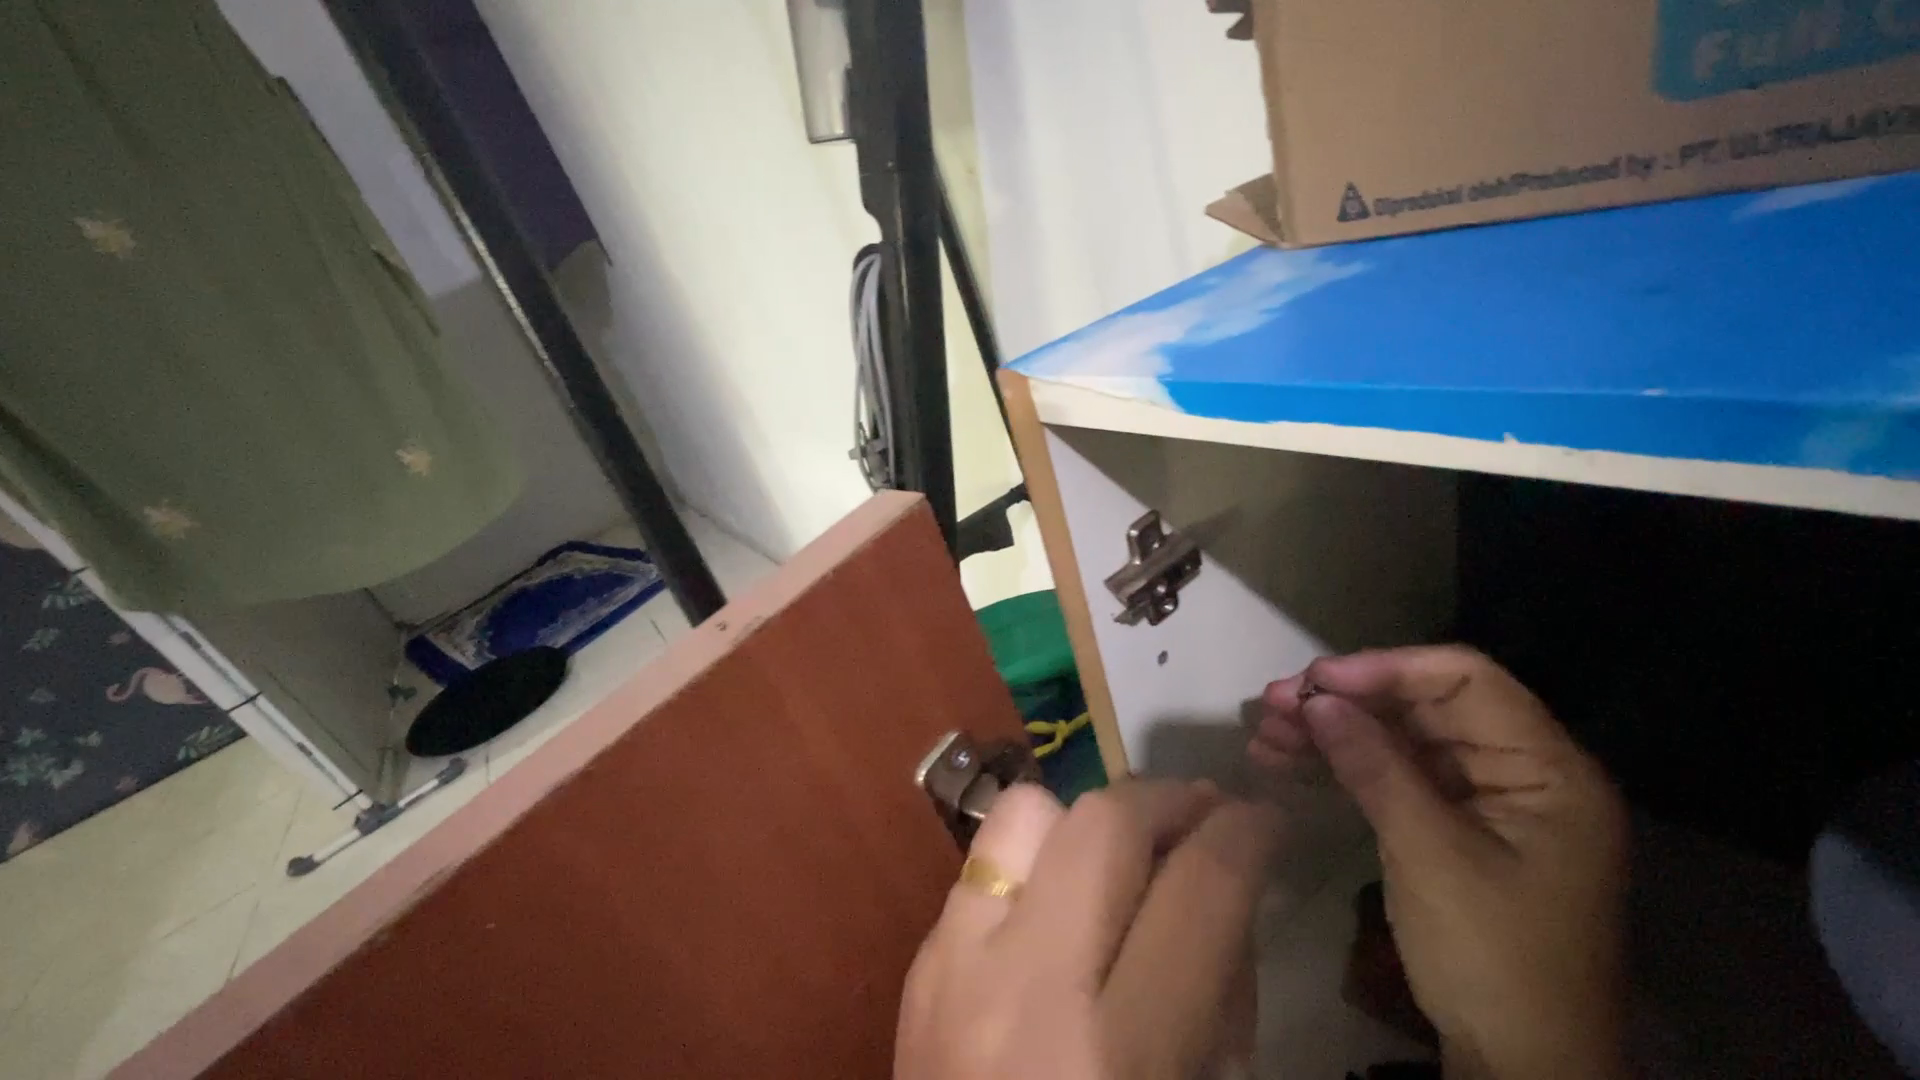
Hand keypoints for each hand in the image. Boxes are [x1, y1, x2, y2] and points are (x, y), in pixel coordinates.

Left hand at [896, 780, 1281, 1079]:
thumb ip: (1223, 997)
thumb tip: (1222, 883)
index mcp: (1116, 1054)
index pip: (1196, 893)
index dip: (1244, 835)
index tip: (1262, 819)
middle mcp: (1023, 989)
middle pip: (1102, 826)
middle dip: (1167, 800)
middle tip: (1203, 812)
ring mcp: (953, 965)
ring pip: (1026, 814)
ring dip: (1088, 818)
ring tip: (1123, 850)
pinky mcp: (916, 963)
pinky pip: (984, 863)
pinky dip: (1036, 860)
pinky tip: (1058, 901)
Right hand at [1251, 647, 1628, 1079]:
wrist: (1520, 1062)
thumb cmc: (1491, 955)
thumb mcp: (1429, 854)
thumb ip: (1376, 767)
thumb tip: (1318, 700)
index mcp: (1546, 769)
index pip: (1466, 680)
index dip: (1387, 668)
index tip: (1317, 679)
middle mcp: (1519, 771)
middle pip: (1425, 707)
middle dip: (1347, 700)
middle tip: (1274, 703)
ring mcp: (1483, 801)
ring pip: (1400, 740)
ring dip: (1334, 731)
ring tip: (1266, 730)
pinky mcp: (1451, 827)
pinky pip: (1394, 777)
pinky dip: (1343, 767)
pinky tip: (1287, 761)